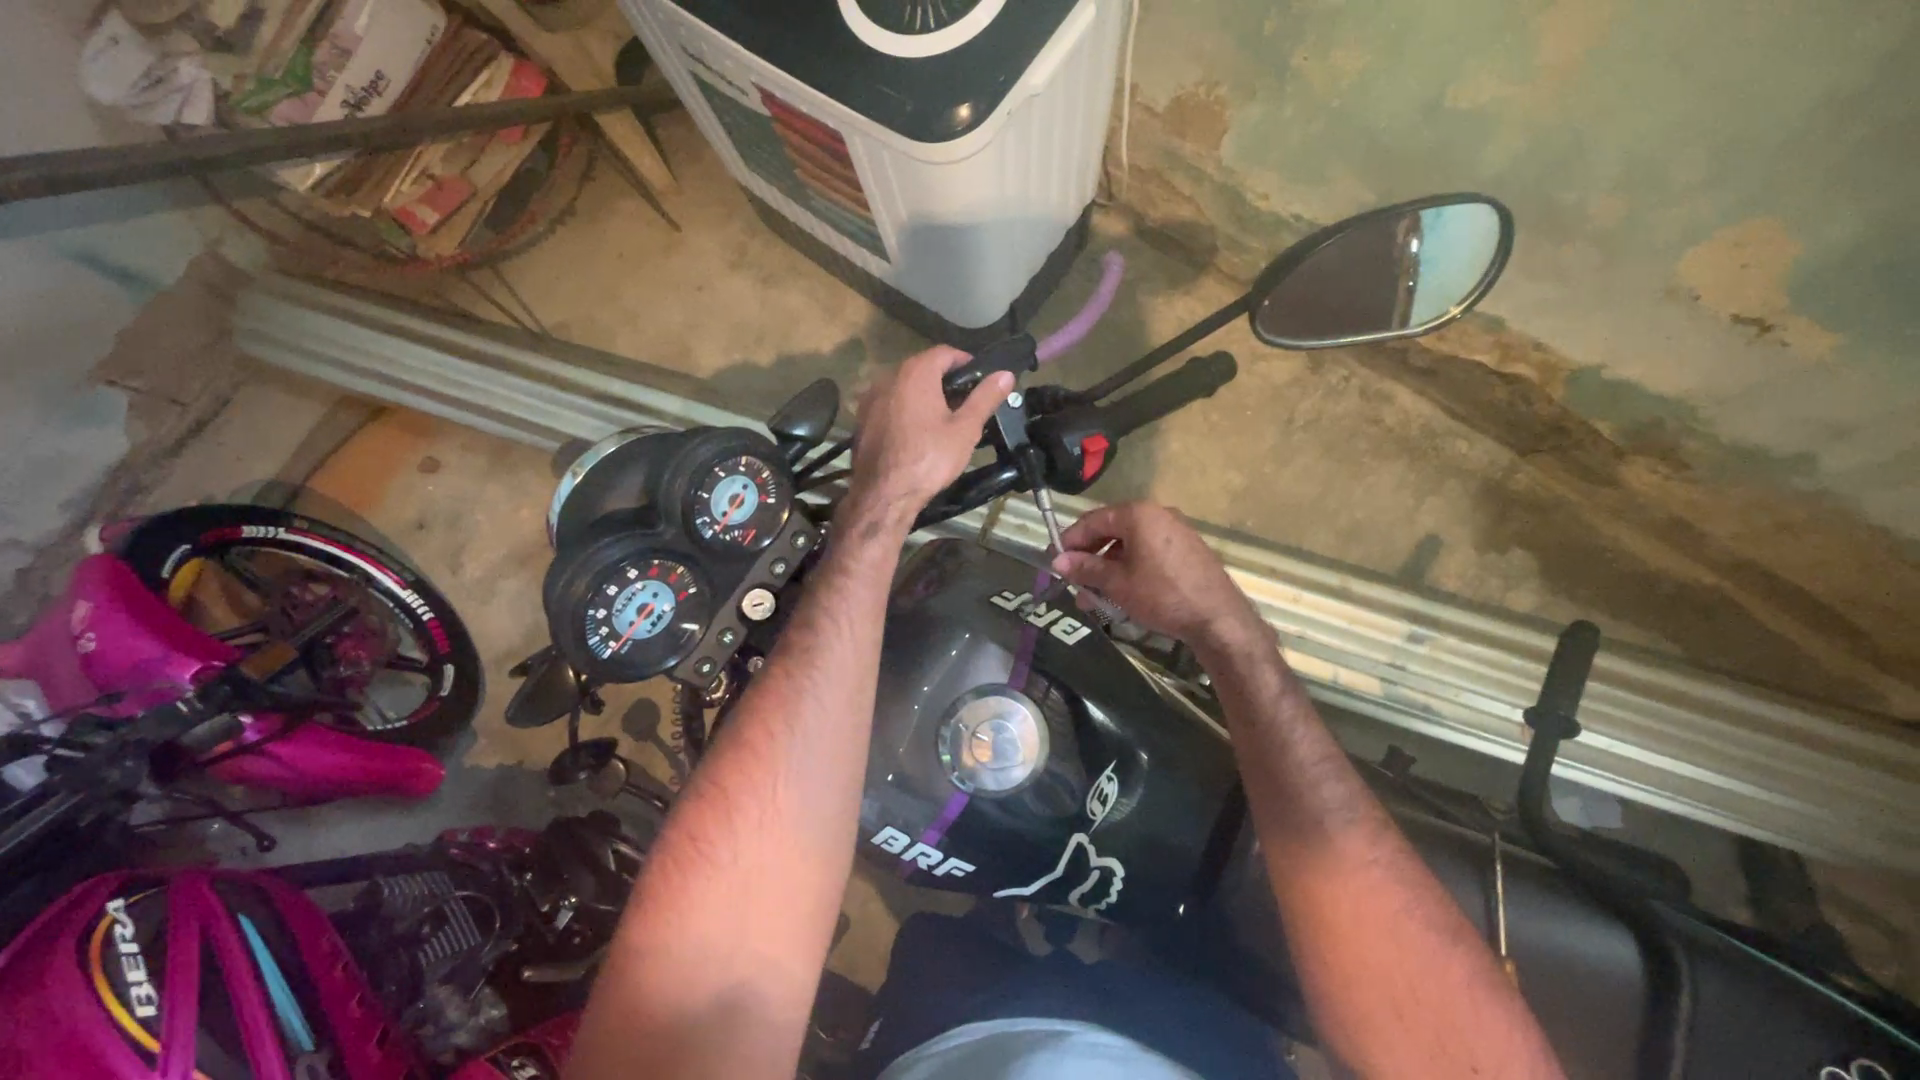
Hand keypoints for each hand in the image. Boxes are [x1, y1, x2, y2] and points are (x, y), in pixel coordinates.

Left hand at [851, 346, 1012, 514]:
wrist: (884, 494)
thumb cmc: (929, 458)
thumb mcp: (965, 429)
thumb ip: (985, 398)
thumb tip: (1006, 374)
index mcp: (916, 373)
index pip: (945, 352)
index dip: (966, 362)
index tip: (980, 379)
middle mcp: (888, 377)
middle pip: (922, 368)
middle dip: (945, 380)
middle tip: (966, 402)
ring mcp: (871, 399)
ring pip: (904, 388)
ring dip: (924, 396)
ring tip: (943, 419)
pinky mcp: (862, 420)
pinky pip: (890, 406)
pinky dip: (905, 411)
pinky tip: (917, 433)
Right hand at [1049, 501, 1266, 650]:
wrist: (1217, 617)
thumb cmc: (1162, 595)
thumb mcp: (1118, 584)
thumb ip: (1086, 569)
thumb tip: (1057, 561)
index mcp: (1138, 514)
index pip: (1092, 520)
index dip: (1069, 540)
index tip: (1053, 560)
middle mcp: (1158, 514)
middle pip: (1111, 531)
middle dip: (1089, 558)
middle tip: (1073, 582)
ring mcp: (1176, 530)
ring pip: (1130, 545)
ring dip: (1108, 568)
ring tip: (1094, 598)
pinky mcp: (1187, 549)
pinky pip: (1148, 552)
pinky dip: (1130, 568)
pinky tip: (1122, 593)